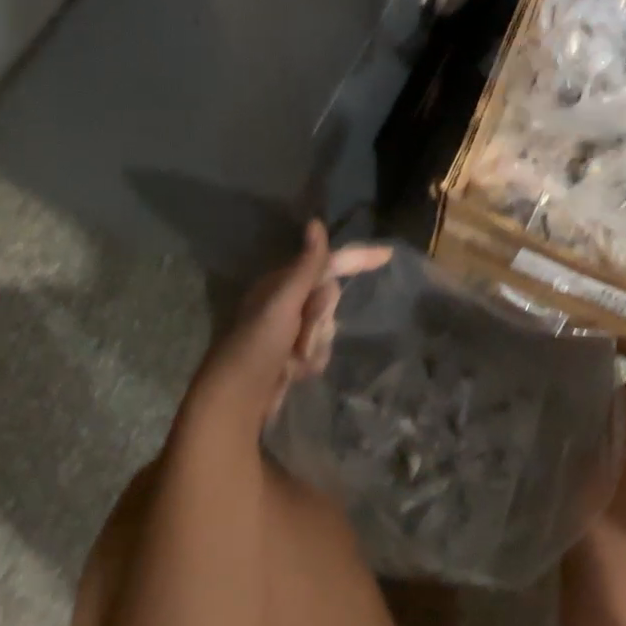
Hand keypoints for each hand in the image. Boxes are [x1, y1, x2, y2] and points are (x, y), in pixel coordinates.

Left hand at [193, 221, 393, 426]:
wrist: (238, 402)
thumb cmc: (257, 347)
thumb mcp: (283, 303)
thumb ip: (306, 267)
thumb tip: (315, 223)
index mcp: (281, 284)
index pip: (326, 263)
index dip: (357, 258)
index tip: (387, 255)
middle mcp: (286, 303)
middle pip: (330, 297)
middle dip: (321, 317)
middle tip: (300, 335)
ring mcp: (290, 331)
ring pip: (329, 326)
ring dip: (316, 343)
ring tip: (293, 359)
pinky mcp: (294, 356)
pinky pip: (323, 349)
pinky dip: (313, 360)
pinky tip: (294, 372)